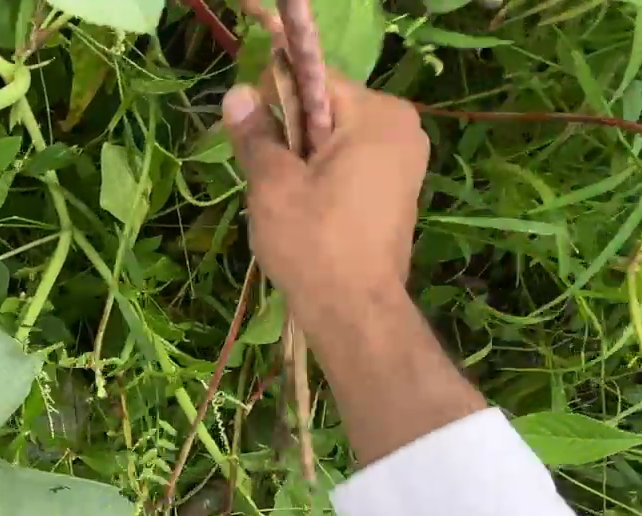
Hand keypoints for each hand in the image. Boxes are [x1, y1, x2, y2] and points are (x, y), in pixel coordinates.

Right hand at [221, 71, 427, 333]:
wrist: (352, 310)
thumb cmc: (312, 243)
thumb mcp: (273, 187)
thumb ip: (256, 136)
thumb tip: (235, 94)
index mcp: (377, 114)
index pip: (315, 80)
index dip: (274, 100)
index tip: (249, 136)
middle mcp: (403, 128)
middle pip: (327, 114)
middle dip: (290, 142)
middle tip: (266, 186)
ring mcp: (406, 164)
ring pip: (336, 146)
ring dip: (303, 168)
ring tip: (284, 209)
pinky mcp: (398, 196)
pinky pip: (351, 172)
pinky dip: (323, 186)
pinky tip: (306, 221)